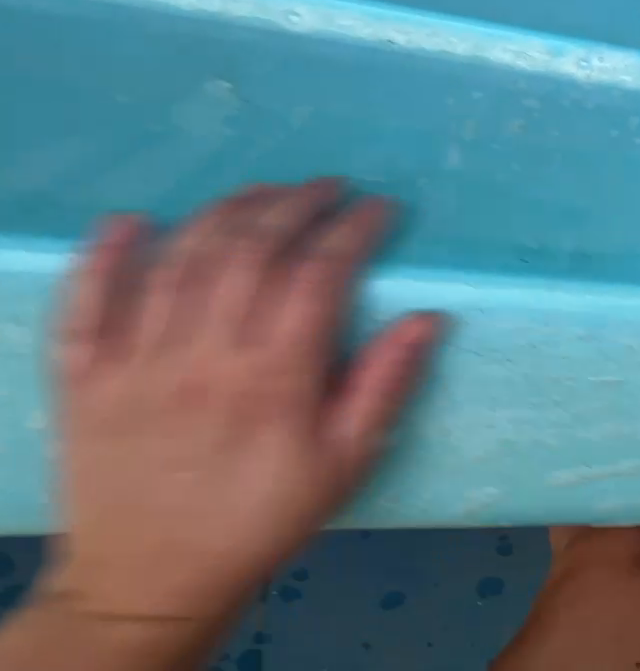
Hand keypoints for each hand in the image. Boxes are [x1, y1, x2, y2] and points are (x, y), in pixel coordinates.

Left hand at [37, 181, 444, 625]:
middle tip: (331, 187)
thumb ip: (385, 385)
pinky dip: (102, 258)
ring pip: (177, 263)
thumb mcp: (349, 459)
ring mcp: (133, 365)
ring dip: (226, 213)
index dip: (352, 230)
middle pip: (248, 253)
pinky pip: (82, 307)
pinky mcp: (82, 381)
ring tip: (267, 190)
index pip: (317, 276)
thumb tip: (427, 316)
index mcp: (273, 378)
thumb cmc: (265, 514)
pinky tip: (130, 221)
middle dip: (295, 205)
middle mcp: (200, 358)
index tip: (381, 208)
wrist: (146, 583)